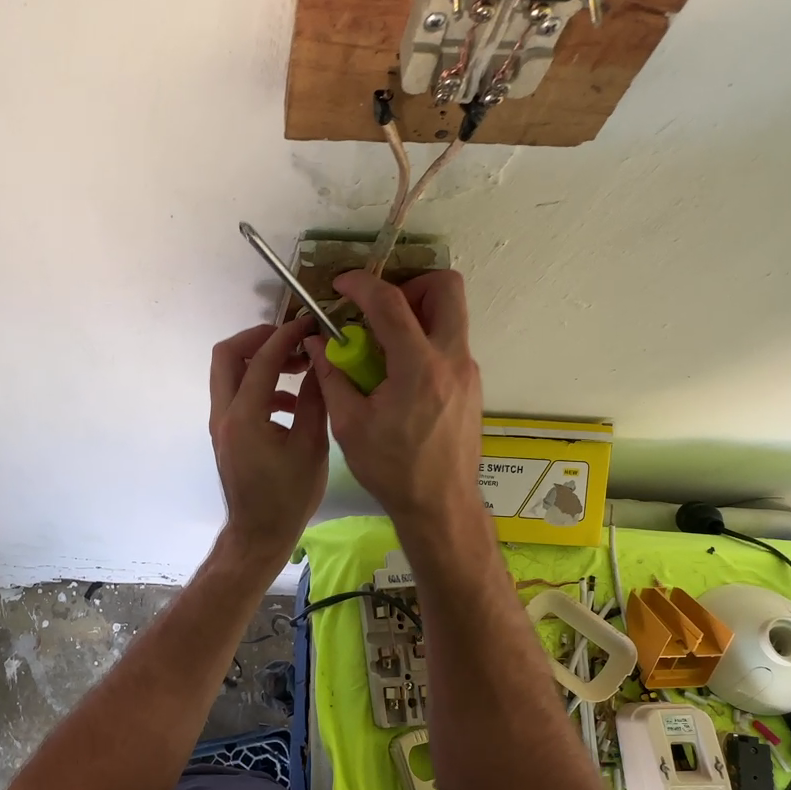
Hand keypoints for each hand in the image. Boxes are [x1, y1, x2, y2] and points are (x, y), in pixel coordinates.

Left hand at [209, 314, 328, 558]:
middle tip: (294, 340)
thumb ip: (314, 400)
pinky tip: (292, 401)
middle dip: (259, 338)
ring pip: (229, 373)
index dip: (287, 335)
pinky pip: (237, 394)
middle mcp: (223, 415)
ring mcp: (221, 424)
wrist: (258, 534)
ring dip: (260, 361)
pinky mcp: (227, 433)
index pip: (261, 359)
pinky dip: (260, 385)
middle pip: (227, 355)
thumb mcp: (311, 446)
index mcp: (244, 417)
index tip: (311, 323)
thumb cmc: (288, 498)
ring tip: (300, 367)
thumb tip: (322, 363)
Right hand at [304, 269, 483, 525]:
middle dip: (409, 286)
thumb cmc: (391, 469)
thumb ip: (333, 376)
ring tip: (383, 347)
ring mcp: (468, 371)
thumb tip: (319, 344)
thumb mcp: (349, 425)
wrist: (440, 505)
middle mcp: (452, 359)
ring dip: (416, 315)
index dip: (361, 284)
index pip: (391, 302)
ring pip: (451, 315)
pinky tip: (397, 376)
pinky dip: (423, 342)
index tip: (341, 286)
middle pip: (446, 287)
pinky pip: (450, 344)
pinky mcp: (471, 386)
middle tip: (379, 310)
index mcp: (418, 366)